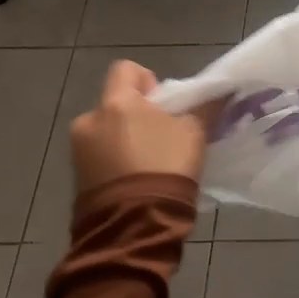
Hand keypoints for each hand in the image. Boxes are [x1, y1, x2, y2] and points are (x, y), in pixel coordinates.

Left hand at [69, 61, 216, 192]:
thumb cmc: (164, 167)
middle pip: (116, 103)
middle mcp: (89, 121)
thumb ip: (204, 107)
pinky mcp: (76, 180)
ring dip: (124, 139)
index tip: (165, 105)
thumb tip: (222, 90)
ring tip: (149, 162)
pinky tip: (136, 179)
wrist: (133, 227)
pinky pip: (99, 157)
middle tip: (162, 135)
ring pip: (106, 131)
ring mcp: (78, 152)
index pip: (125, 69)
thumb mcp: (194, 133)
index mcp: (116, 102)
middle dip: (137, 114)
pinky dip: (115, 161)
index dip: (148, 80)